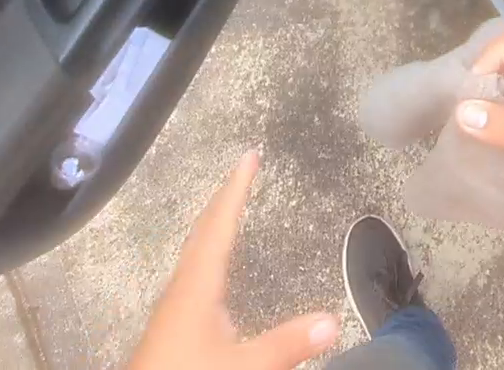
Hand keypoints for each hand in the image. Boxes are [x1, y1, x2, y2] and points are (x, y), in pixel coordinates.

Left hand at [126, 151, 339, 369]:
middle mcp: (181, 288)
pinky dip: (208, 251)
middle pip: (203, 230)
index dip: (237, 188)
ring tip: (229, 206)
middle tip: (243, 168)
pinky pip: (193, 271)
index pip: (221, 224)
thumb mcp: (242, 369)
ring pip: (194, 251)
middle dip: (224, 197)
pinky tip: (213, 271)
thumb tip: (334, 320)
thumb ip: (286, 344)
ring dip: (213, 224)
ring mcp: (172, 310)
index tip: (250, 154)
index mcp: (197, 286)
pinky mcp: (169, 330)